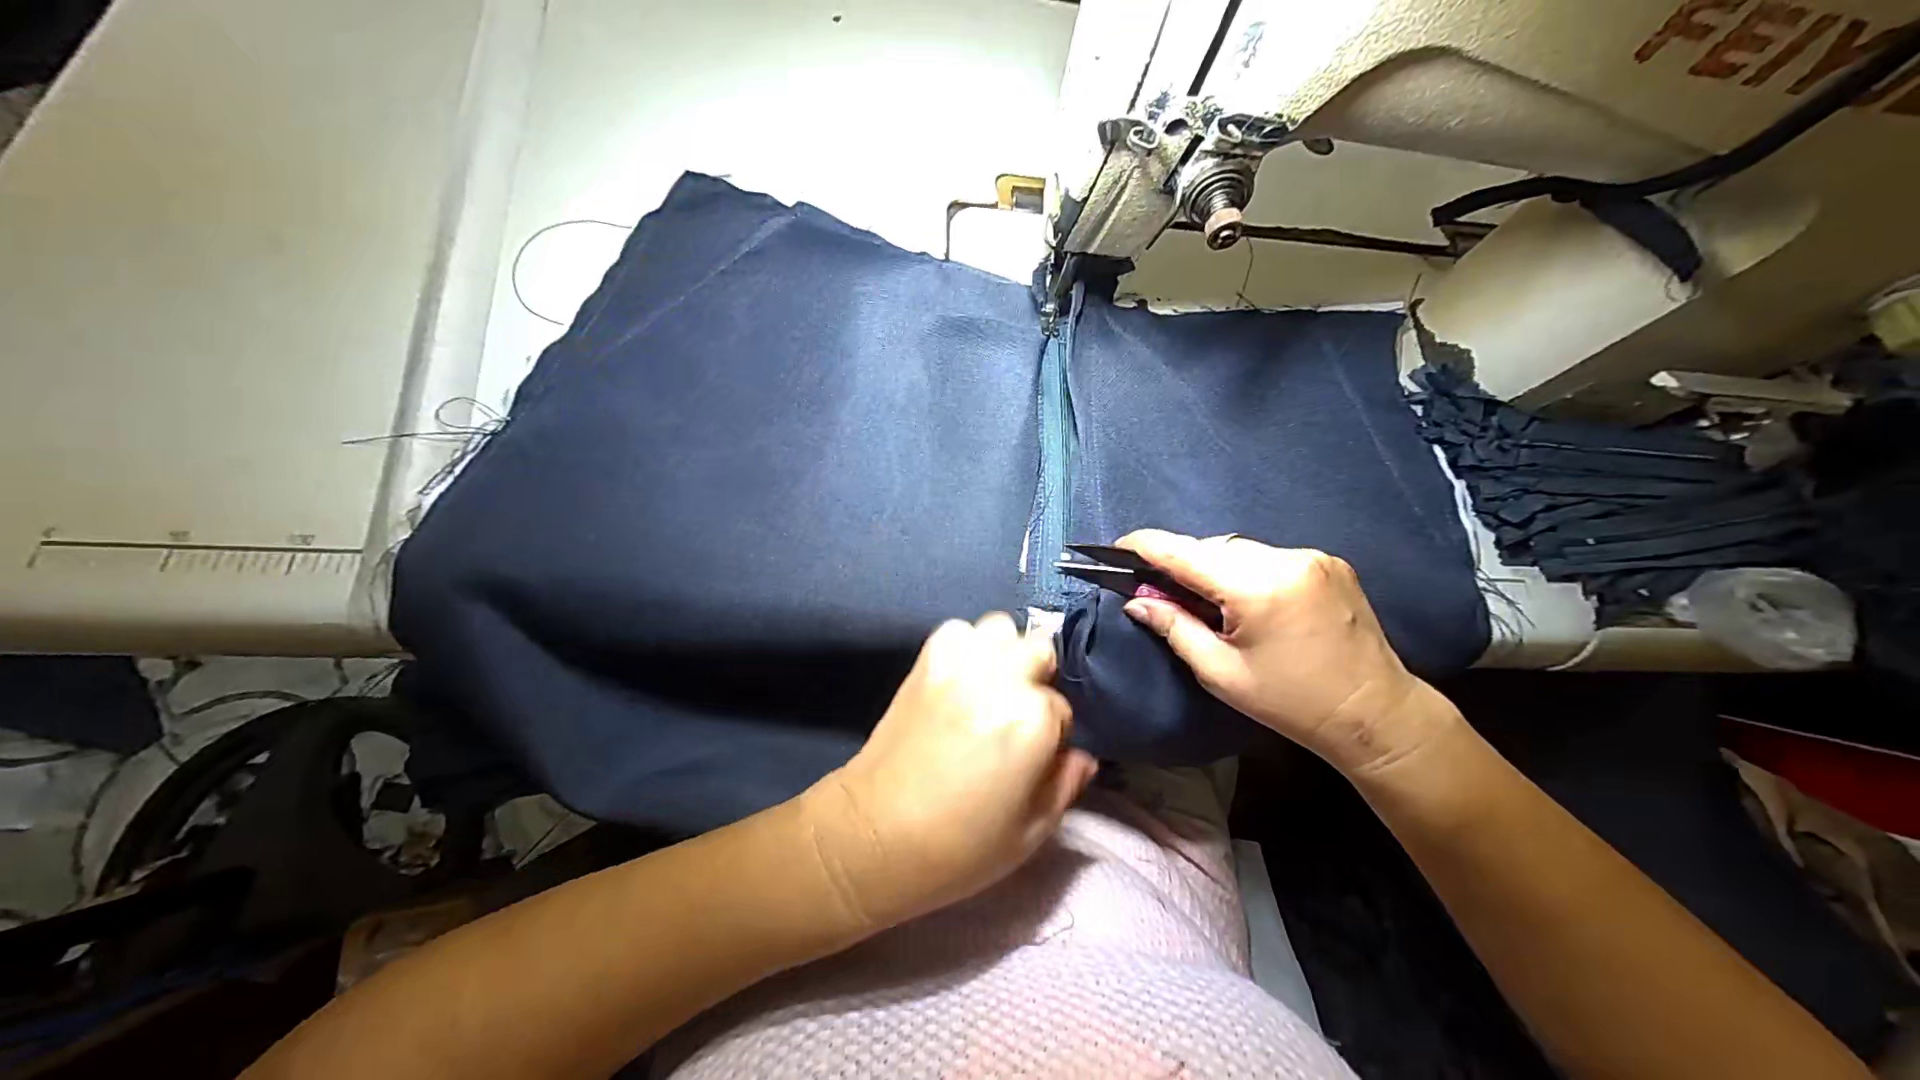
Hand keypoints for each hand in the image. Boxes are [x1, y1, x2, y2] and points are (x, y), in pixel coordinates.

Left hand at [802, 613, 1097, 931]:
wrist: (873, 836)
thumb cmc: (958, 848)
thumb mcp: (1030, 833)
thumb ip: (1065, 785)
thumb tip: (1080, 754)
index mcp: (1032, 720)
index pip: (1063, 707)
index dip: (1053, 734)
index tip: (1037, 754)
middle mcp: (999, 679)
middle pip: (1038, 650)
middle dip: (1037, 678)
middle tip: (1018, 714)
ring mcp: (959, 664)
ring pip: (999, 628)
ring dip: (1003, 653)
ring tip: (992, 687)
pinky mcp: (924, 662)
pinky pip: (957, 631)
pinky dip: (966, 646)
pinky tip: (962, 679)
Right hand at [1116, 529, 1459, 775]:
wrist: (1375, 713)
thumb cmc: (1290, 702)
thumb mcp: (1220, 672)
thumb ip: (1173, 626)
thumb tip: (1136, 599)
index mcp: (1256, 587)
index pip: (1185, 552)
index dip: (1145, 545)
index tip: (1116, 548)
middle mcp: (1285, 559)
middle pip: (1212, 547)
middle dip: (1182, 564)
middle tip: (1160, 592)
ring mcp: (1311, 557)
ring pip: (1239, 549)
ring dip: (1214, 567)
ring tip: (1205, 602)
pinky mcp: (1328, 562)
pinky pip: (1267, 556)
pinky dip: (1244, 570)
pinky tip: (1245, 600)